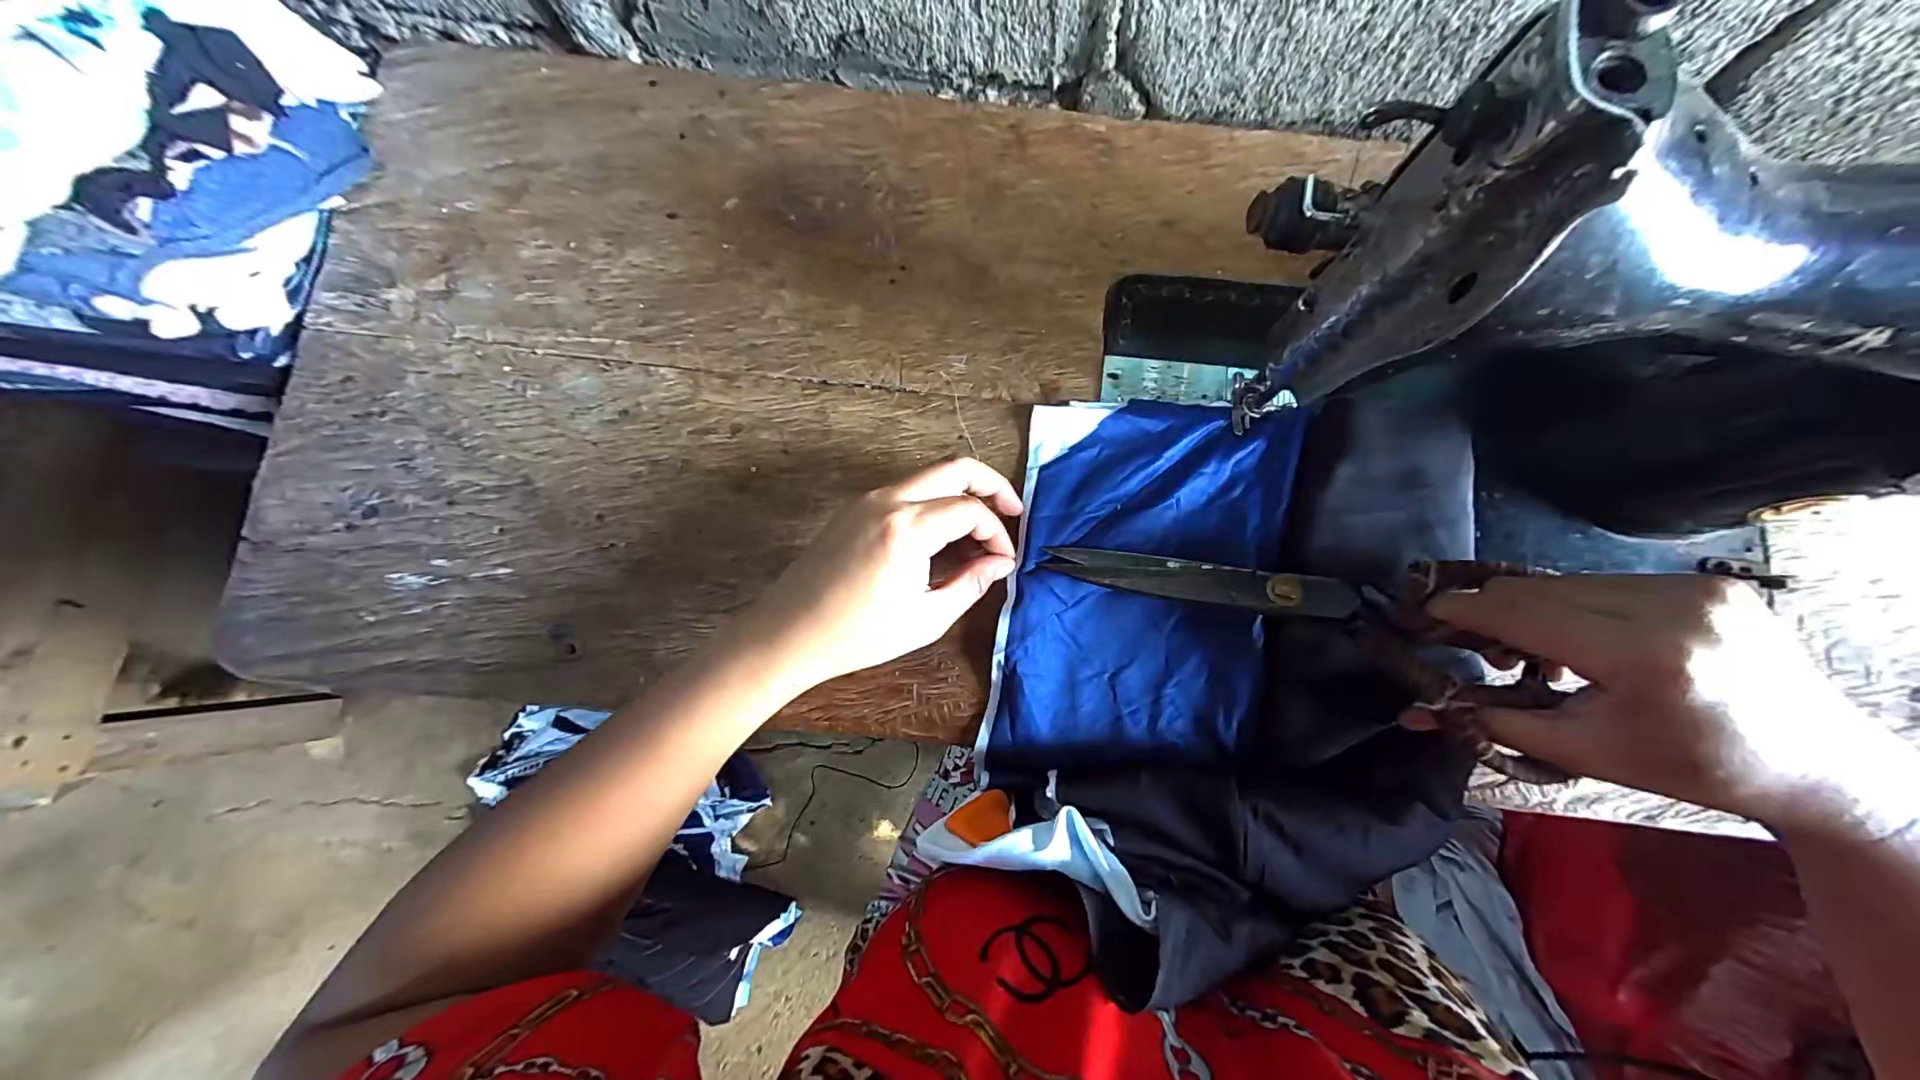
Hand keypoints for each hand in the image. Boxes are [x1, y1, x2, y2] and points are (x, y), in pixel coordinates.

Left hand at [733, 458, 1023, 692]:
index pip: (971, 509)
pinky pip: (906, 491)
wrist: (789, 633)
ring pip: (929, 476)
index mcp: (907, 528)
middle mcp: (887, 500)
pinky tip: (942, 537)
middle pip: (954, 467)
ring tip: (978, 533)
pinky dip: (933, 502)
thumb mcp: (926, 618)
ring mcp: (866, 500)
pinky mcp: (854, 509)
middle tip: (1013, 511)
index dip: (998, 532)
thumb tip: (1000, 564)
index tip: (1004, 560)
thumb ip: (971, 583)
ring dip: (961, 493)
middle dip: (991, 485)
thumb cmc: (857, 634)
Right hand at [1413, 574, 1915, 833]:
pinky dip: (1571, 605)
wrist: (1820, 766)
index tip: (1421, 612)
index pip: (1524, 613)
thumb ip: (1492, 721)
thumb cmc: (1692, 768)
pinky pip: (1604, 582)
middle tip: (1467, 641)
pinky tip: (1579, 639)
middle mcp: (1674, 607)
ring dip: (1529, 608)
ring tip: (1530, 650)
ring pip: (1565, 581)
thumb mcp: (1582, 752)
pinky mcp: (1707, 582)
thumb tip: (1414, 714)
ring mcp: (1696, 588)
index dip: (1463, 611)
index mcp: (1646, 656)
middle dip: (1490, 610)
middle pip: (1537, 588)